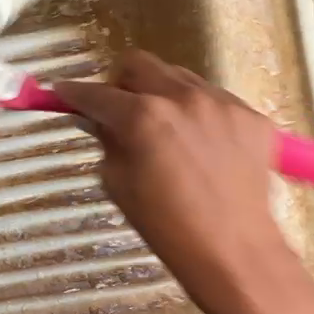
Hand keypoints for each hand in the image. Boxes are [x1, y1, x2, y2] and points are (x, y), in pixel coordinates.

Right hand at [52, 50, 303, 313]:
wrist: (232, 249)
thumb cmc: (164, 224)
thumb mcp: (117, 182)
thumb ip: (108, 141)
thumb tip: (101, 121)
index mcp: (143, 117)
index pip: (96, 94)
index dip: (73, 93)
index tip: (62, 92)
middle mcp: (183, 98)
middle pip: (139, 64)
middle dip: (121, 82)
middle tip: (118, 109)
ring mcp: (222, 104)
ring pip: (179, 77)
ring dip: (161, 94)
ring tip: (164, 130)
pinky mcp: (251, 117)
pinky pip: (214, 100)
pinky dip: (197, 113)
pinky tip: (198, 146)